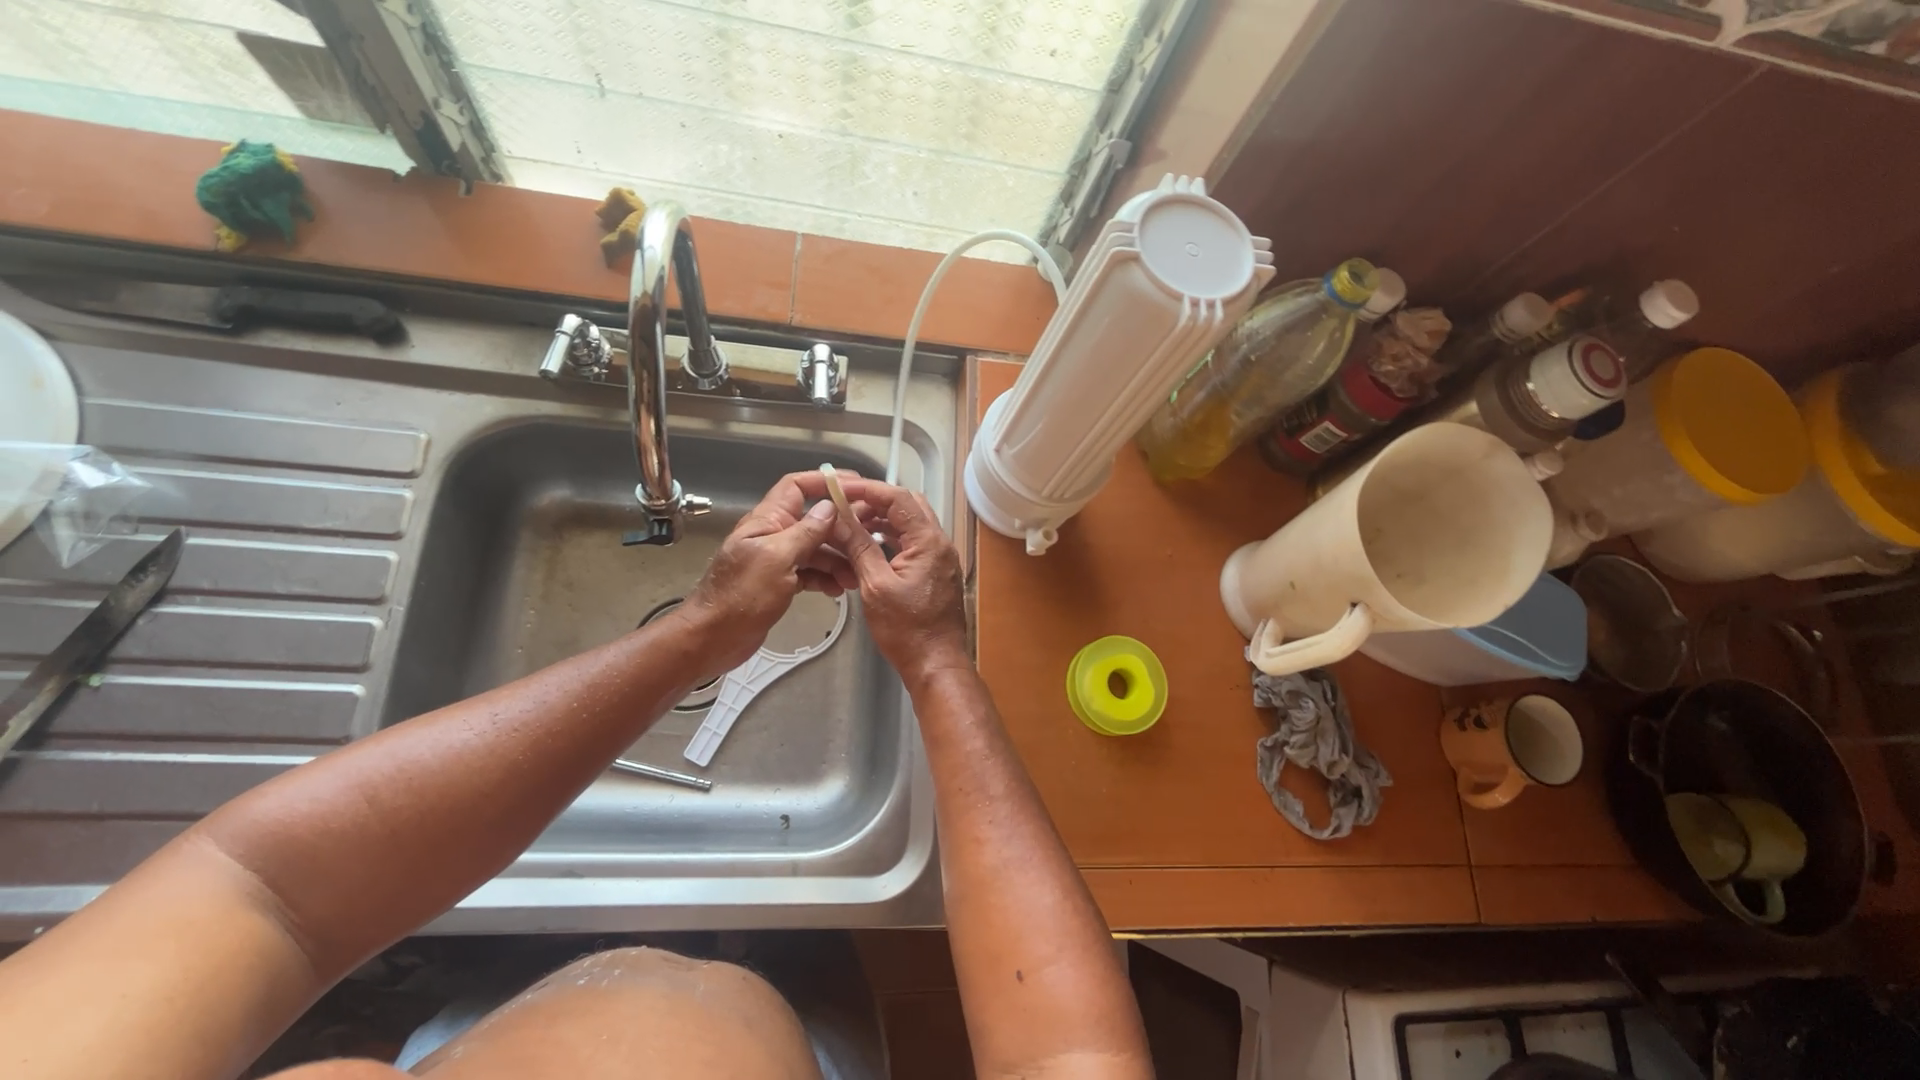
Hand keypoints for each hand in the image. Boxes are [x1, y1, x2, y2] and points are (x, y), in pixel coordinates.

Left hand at [676, 471, 859, 677]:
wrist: (714, 637)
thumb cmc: (742, 596)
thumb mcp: (777, 559)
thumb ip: (806, 532)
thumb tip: (830, 506)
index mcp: (766, 520)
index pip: (797, 487)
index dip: (825, 481)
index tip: (856, 486)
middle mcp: (772, 535)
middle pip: (812, 520)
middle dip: (840, 528)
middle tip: (868, 537)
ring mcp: (775, 560)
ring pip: (814, 549)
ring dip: (836, 559)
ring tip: (855, 575)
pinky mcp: (779, 582)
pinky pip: (809, 572)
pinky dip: (825, 578)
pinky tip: (839, 589)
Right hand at [831, 481, 969, 690]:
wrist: (936, 664)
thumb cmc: (907, 630)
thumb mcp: (875, 586)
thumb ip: (859, 547)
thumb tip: (840, 519)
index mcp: (929, 542)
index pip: (899, 498)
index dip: (868, 489)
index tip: (841, 489)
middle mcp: (940, 544)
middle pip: (908, 507)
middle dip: (875, 503)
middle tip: (846, 510)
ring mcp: (940, 559)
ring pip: (910, 526)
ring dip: (882, 522)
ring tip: (852, 529)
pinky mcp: (935, 573)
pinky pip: (912, 545)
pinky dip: (890, 540)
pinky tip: (868, 549)